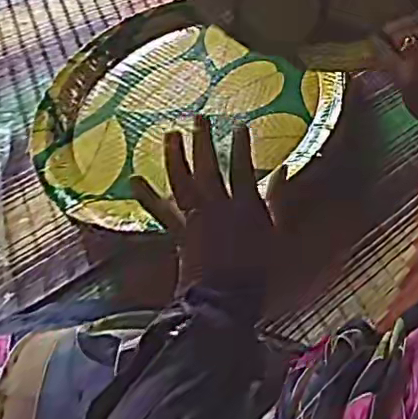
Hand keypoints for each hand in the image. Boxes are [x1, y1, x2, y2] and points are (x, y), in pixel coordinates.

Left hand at [131, 116, 274, 293]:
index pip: (244, 167)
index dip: (242, 146)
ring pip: (183, 182)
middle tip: (197, 119)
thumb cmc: (258, 266)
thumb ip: (277, 198)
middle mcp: (217, 205)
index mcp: (245, 204)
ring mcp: (195, 218)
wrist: (224, 299)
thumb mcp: (277, 229)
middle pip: (208, 168)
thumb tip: (283, 170)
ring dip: (175, 158)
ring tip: (168, 136)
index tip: (240, 126)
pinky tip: (134, 180)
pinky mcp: (180, 232)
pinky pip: (160, 211)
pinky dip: (147, 196)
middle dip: (203, 142)